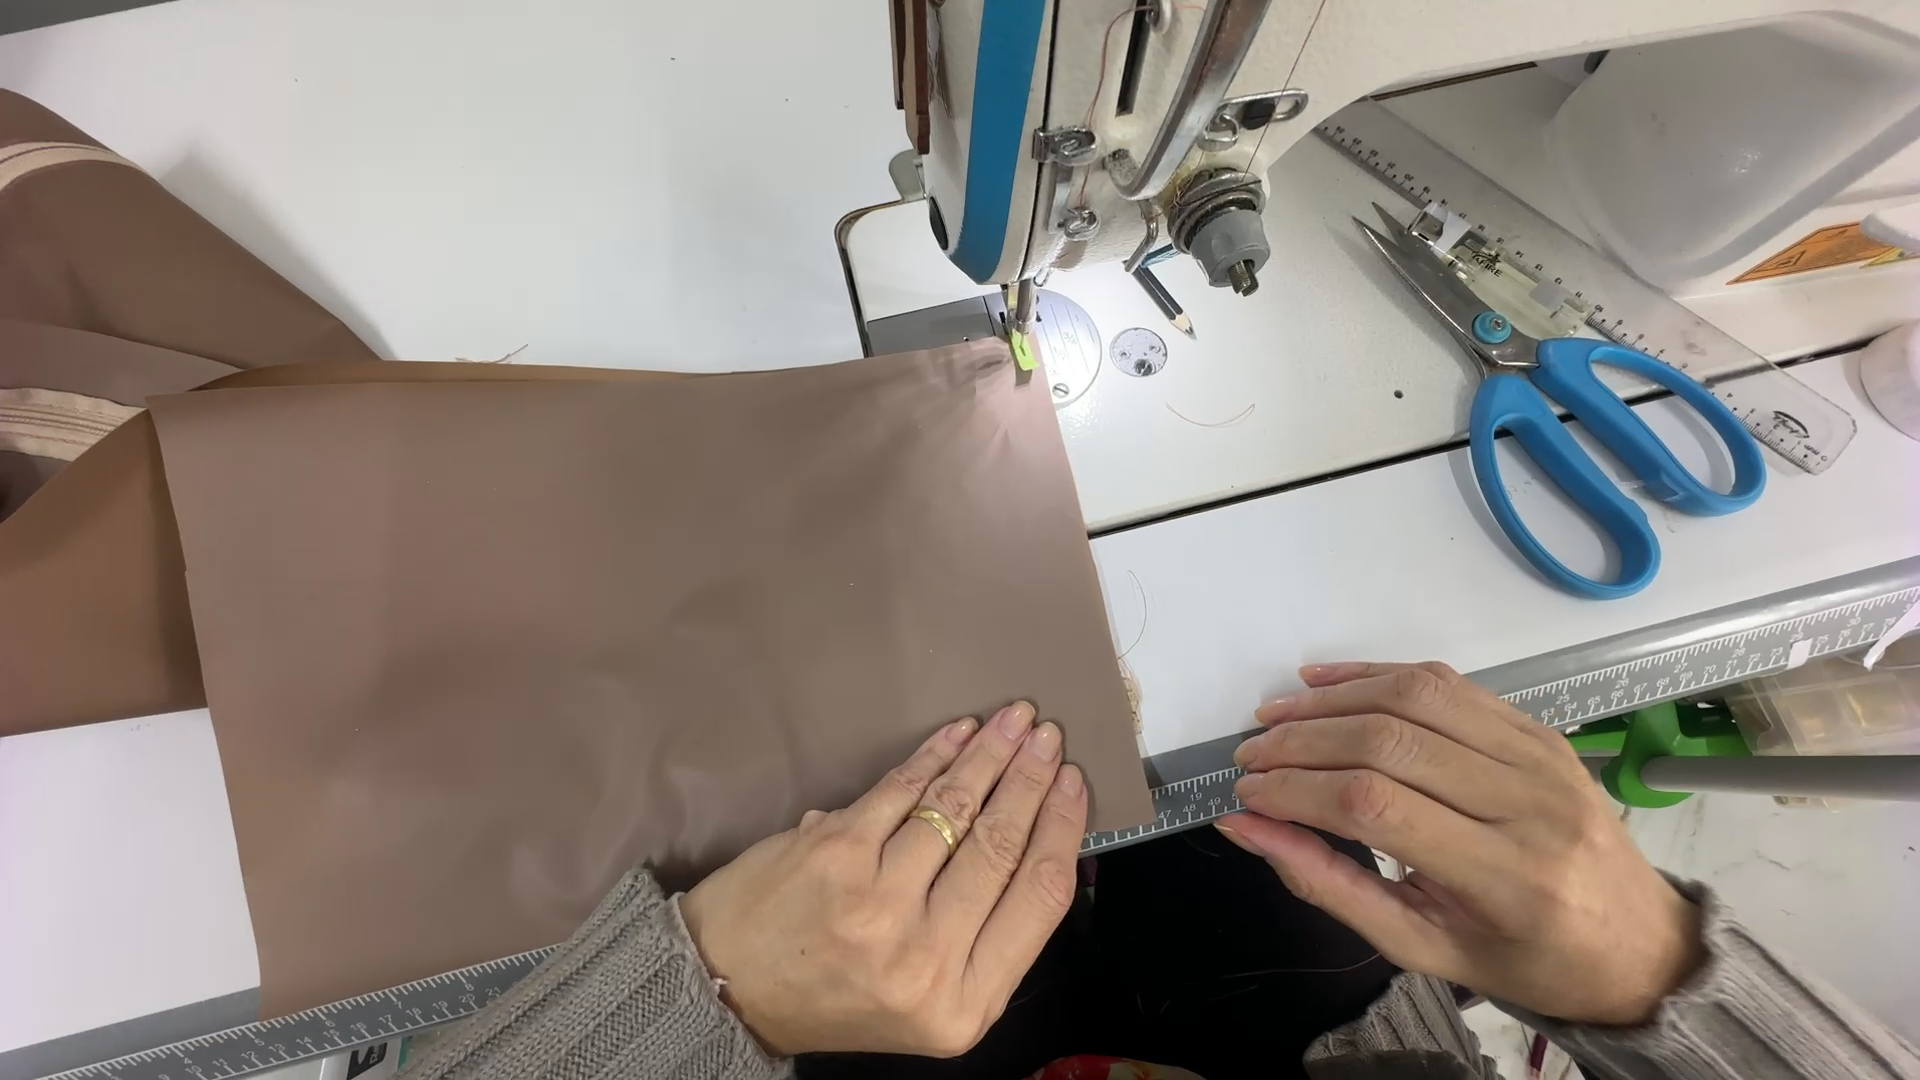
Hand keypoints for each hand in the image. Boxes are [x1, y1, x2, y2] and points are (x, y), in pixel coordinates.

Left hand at [680, 702, 1086, 1056]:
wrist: (732, 987)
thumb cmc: (835, 989)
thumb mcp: (925, 995)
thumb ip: (982, 933)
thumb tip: (1033, 833)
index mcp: (963, 1004)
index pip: (1040, 898)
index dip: (1064, 828)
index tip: (1075, 783)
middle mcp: (926, 958)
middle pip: (1003, 845)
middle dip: (1032, 779)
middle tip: (1049, 736)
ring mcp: (879, 902)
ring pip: (958, 807)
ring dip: (992, 754)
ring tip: (1015, 721)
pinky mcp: (838, 852)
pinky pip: (904, 787)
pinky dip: (937, 752)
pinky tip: (960, 732)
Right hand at [1216, 661, 1702, 1024]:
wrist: (1641, 946)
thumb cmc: (1522, 958)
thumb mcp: (1418, 946)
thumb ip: (1325, 883)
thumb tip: (1243, 826)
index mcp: (1510, 878)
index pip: (1375, 807)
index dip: (1295, 791)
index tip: (1246, 793)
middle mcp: (1531, 804)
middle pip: (1386, 743)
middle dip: (1299, 743)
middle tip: (1250, 755)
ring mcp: (1538, 755)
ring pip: (1410, 698)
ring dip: (1326, 701)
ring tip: (1274, 716)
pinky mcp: (1534, 727)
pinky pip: (1439, 681)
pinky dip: (1368, 674)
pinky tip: (1320, 682)